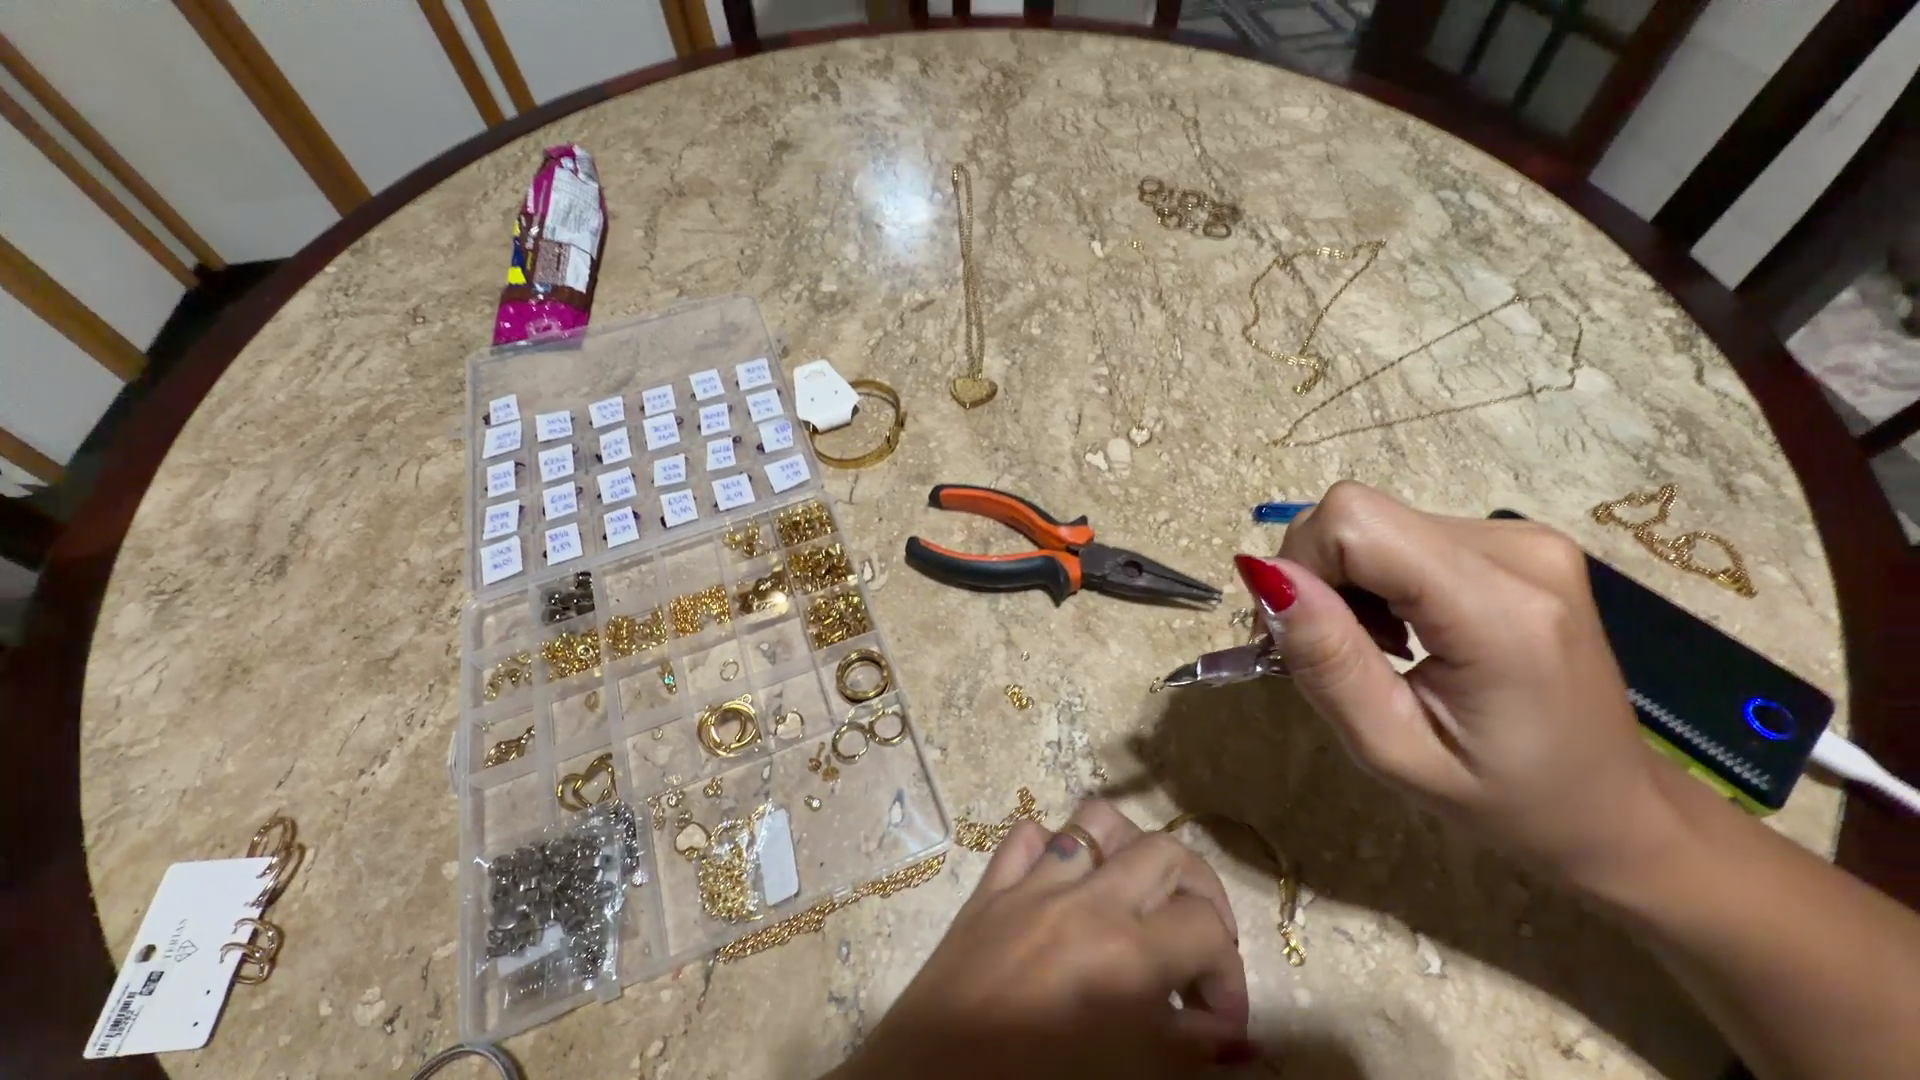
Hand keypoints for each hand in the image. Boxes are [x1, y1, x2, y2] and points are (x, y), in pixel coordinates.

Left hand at [833, 800, 1254, 1079]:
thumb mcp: (1130, 1076)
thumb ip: (1190, 1051)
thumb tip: (1241, 1042)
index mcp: (1125, 952)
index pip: (1208, 929)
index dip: (1230, 975)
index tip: (1219, 1021)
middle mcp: (1084, 900)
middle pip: (1167, 852)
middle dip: (1200, 891)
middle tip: (1198, 942)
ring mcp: (1031, 885)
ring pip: (1095, 822)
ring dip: (1130, 848)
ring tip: (1138, 892)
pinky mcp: (988, 888)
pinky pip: (1026, 837)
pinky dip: (1054, 846)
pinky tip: (1064, 882)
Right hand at [1236, 481, 1681, 893]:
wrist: (1613, 806)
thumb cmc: (1503, 800)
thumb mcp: (1393, 751)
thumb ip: (1328, 661)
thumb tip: (1263, 575)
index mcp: (1499, 609)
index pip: (1356, 521)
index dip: (1303, 565)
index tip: (1298, 636)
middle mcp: (1519, 548)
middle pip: (1360, 514)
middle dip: (1319, 578)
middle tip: (1335, 655)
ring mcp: (1524, 537)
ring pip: (1376, 522)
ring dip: (1348, 582)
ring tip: (1376, 651)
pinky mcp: (1517, 539)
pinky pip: (1404, 532)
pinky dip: (1378, 578)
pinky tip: (1404, 630)